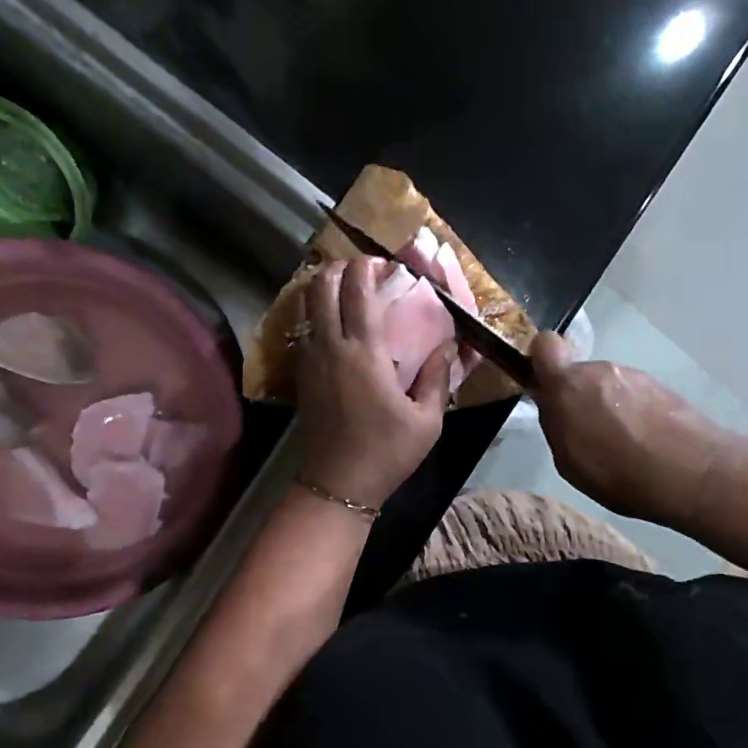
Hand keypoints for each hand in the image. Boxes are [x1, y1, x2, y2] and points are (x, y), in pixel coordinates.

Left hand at [296, 258, 455, 507]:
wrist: (337, 483)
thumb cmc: (387, 452)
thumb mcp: (427, 420)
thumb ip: (437, 377)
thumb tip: (448, 347)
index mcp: (363, 352)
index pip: (356, 290)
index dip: (365, 267)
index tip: (382, 264)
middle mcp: (330, 347)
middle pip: (321, 287)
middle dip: (338, 268)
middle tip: (360, 271)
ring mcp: (309, 360)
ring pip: (305, 306)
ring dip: (322, 289)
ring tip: (344, 291)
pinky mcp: (300, 376)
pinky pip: (302, 330)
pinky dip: (314, 315)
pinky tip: (332, 324)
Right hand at [528, 331, 725, 524]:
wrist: (691, 473)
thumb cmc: (616, 472)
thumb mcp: (568, 460)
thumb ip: (557, 425)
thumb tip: (558, 410)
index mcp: (568, 385)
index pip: (544, 345)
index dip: (541, 360)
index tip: (545, 387)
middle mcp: (601, 370)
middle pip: (580, 374)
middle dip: (579, 397)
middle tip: (588, 433)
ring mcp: (636, 376)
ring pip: (609, 385)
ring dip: (609, 406)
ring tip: (621, 444)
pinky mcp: (664, 387)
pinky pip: (636, 396)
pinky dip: (635, 414)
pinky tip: (644, 443)